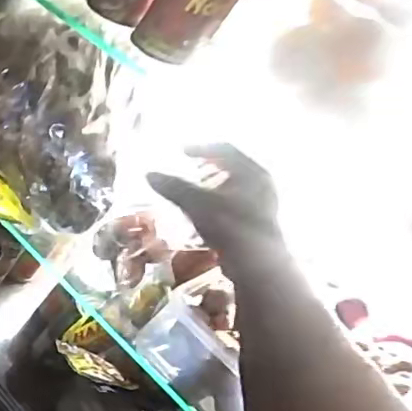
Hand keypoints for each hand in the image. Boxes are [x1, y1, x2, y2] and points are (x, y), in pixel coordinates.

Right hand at [147, 143, 284, 281]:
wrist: (255, 263)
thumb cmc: (229, 226)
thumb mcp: (196, 204)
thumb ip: (174, 187)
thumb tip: (149, 173)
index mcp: (251, 171)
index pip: (225, 149)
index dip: (200, 148)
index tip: (180, 151)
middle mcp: (261, 183)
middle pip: (232, 165)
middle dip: (207, 166)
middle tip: (188, 168)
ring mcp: (262, 203)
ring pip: (234, 185)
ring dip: (212, 184)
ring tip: (192, 191)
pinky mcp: (257, 221)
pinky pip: (235, 202)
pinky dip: (217, 201)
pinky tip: (203, 213)